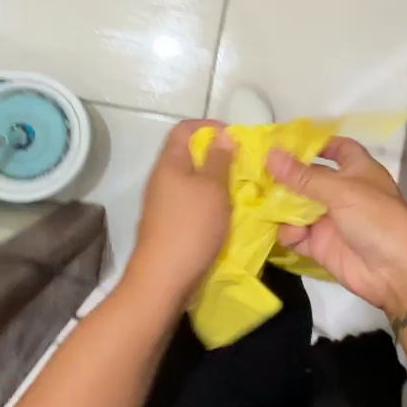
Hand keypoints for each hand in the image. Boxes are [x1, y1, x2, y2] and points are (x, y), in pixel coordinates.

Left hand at [128, 119, 234, 306]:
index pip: (184, 129)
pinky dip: (211, 202)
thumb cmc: (191, 227)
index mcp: (169, 164)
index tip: (235, 138)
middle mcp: (162, 179)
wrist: (163, 280)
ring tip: (241, 189)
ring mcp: (164, 204)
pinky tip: (228, 213)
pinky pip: (193, 203)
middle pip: (188, 155)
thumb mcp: (212, 189)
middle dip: (217, 155)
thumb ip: (219, 160)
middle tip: (244, 165)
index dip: (209, 126)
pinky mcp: (170, 225)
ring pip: (193, 181)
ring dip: (216, 181)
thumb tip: (223, 136)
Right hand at [265, 138, 406, 318]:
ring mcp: (330, 219)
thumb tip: (271, 155)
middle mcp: (342, 192)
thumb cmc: (377, 219)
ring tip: (260, 202)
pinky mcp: (320, 244)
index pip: (337, 148)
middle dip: (285, 175)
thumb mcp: (342, 191)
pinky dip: (288, 232)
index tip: (284, 141)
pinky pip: (296, 234)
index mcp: (357, 170)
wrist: (396, 272)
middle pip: (308, 177)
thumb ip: (304, 176)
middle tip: (254, 171)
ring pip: (297, 206)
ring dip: (280, 205)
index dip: (316, 143)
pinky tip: (286, 232)